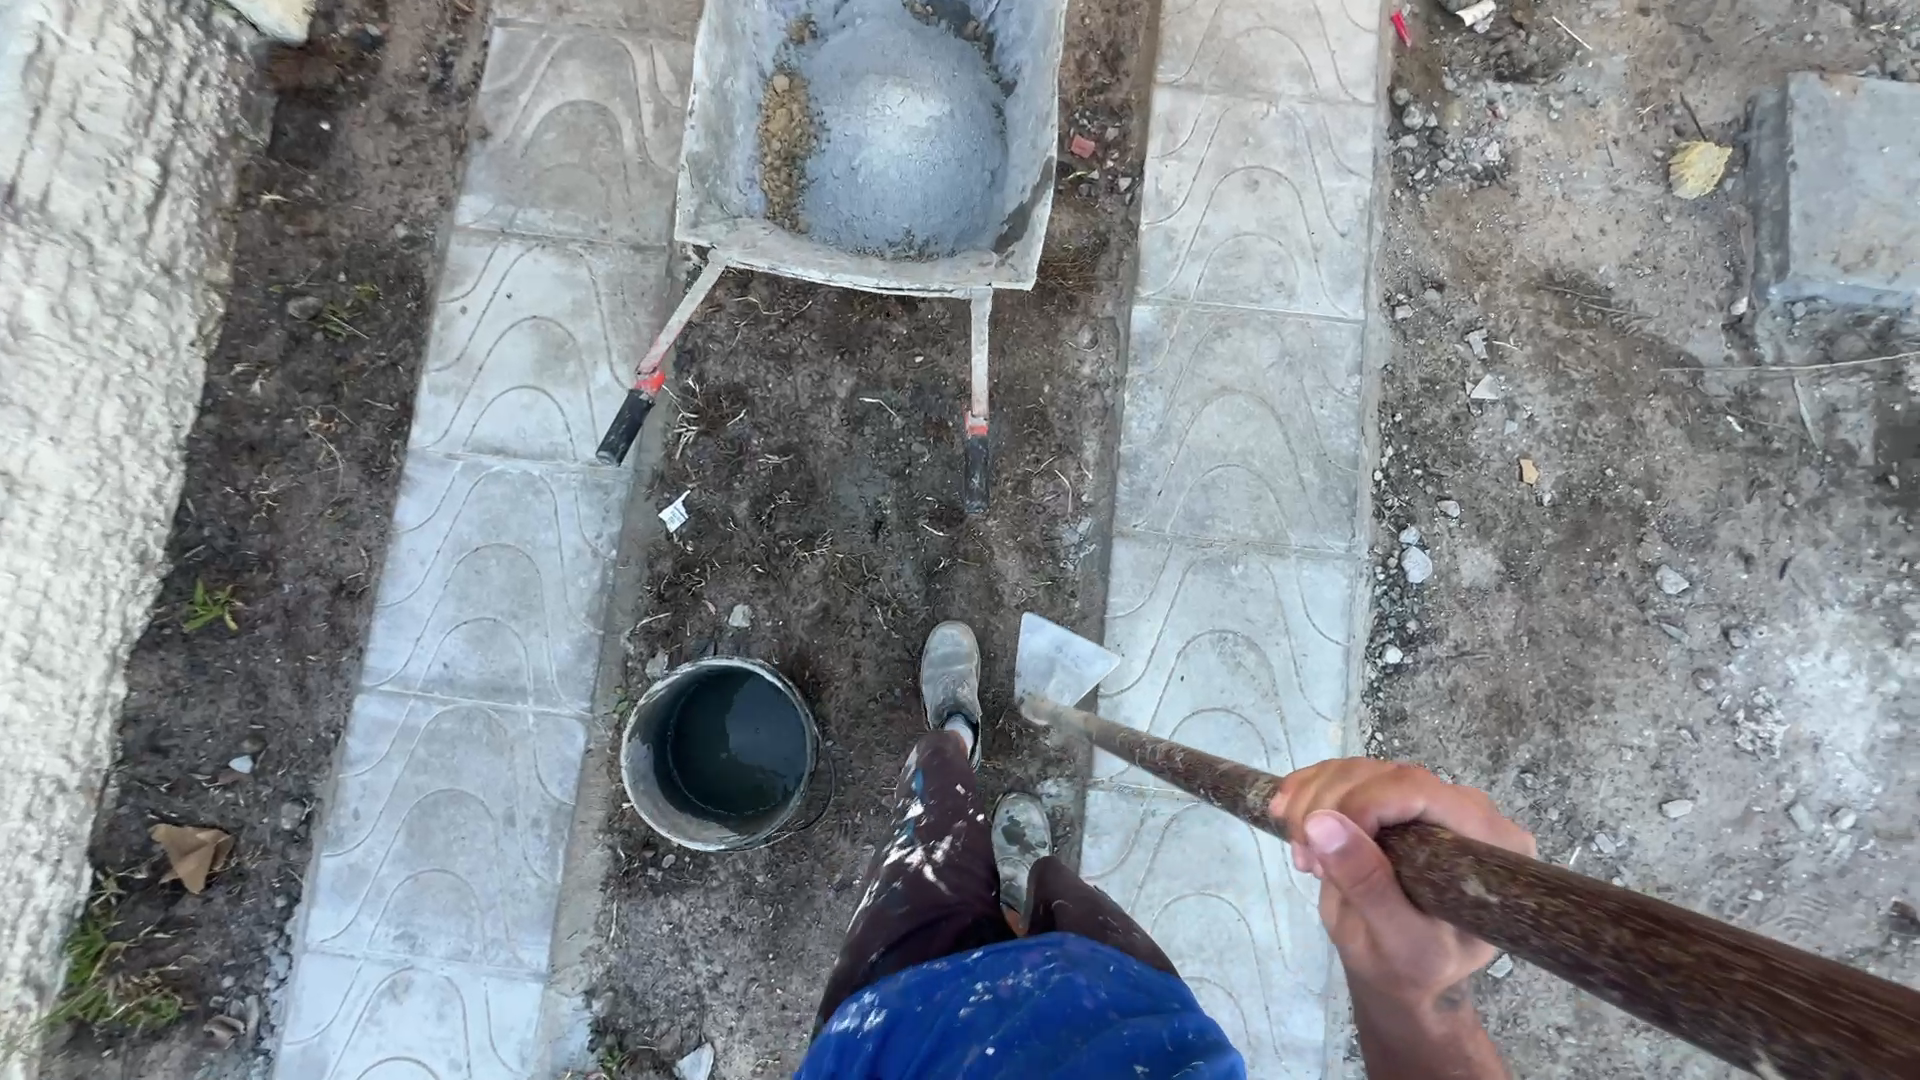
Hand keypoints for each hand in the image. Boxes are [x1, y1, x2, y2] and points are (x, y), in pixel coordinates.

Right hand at [1269, 759, 1535, 1010]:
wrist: (1396, 966)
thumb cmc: (1414, 966)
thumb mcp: (1397, 941)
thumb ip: (1368, 885)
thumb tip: (1322, 824)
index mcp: (1487, 839)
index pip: (1418, 789)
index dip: (1361, 803)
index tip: (1322, 845)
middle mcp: (1459, 808)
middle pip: (1377, 775)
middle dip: (1325, 807)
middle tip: (1307, 861)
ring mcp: (1418, 798)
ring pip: (1349, 770)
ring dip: (1308, 804)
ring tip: (1302, 855)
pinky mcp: (1382, 794)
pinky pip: (1334, 773)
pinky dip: (1301, 791)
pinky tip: (1285, 819)